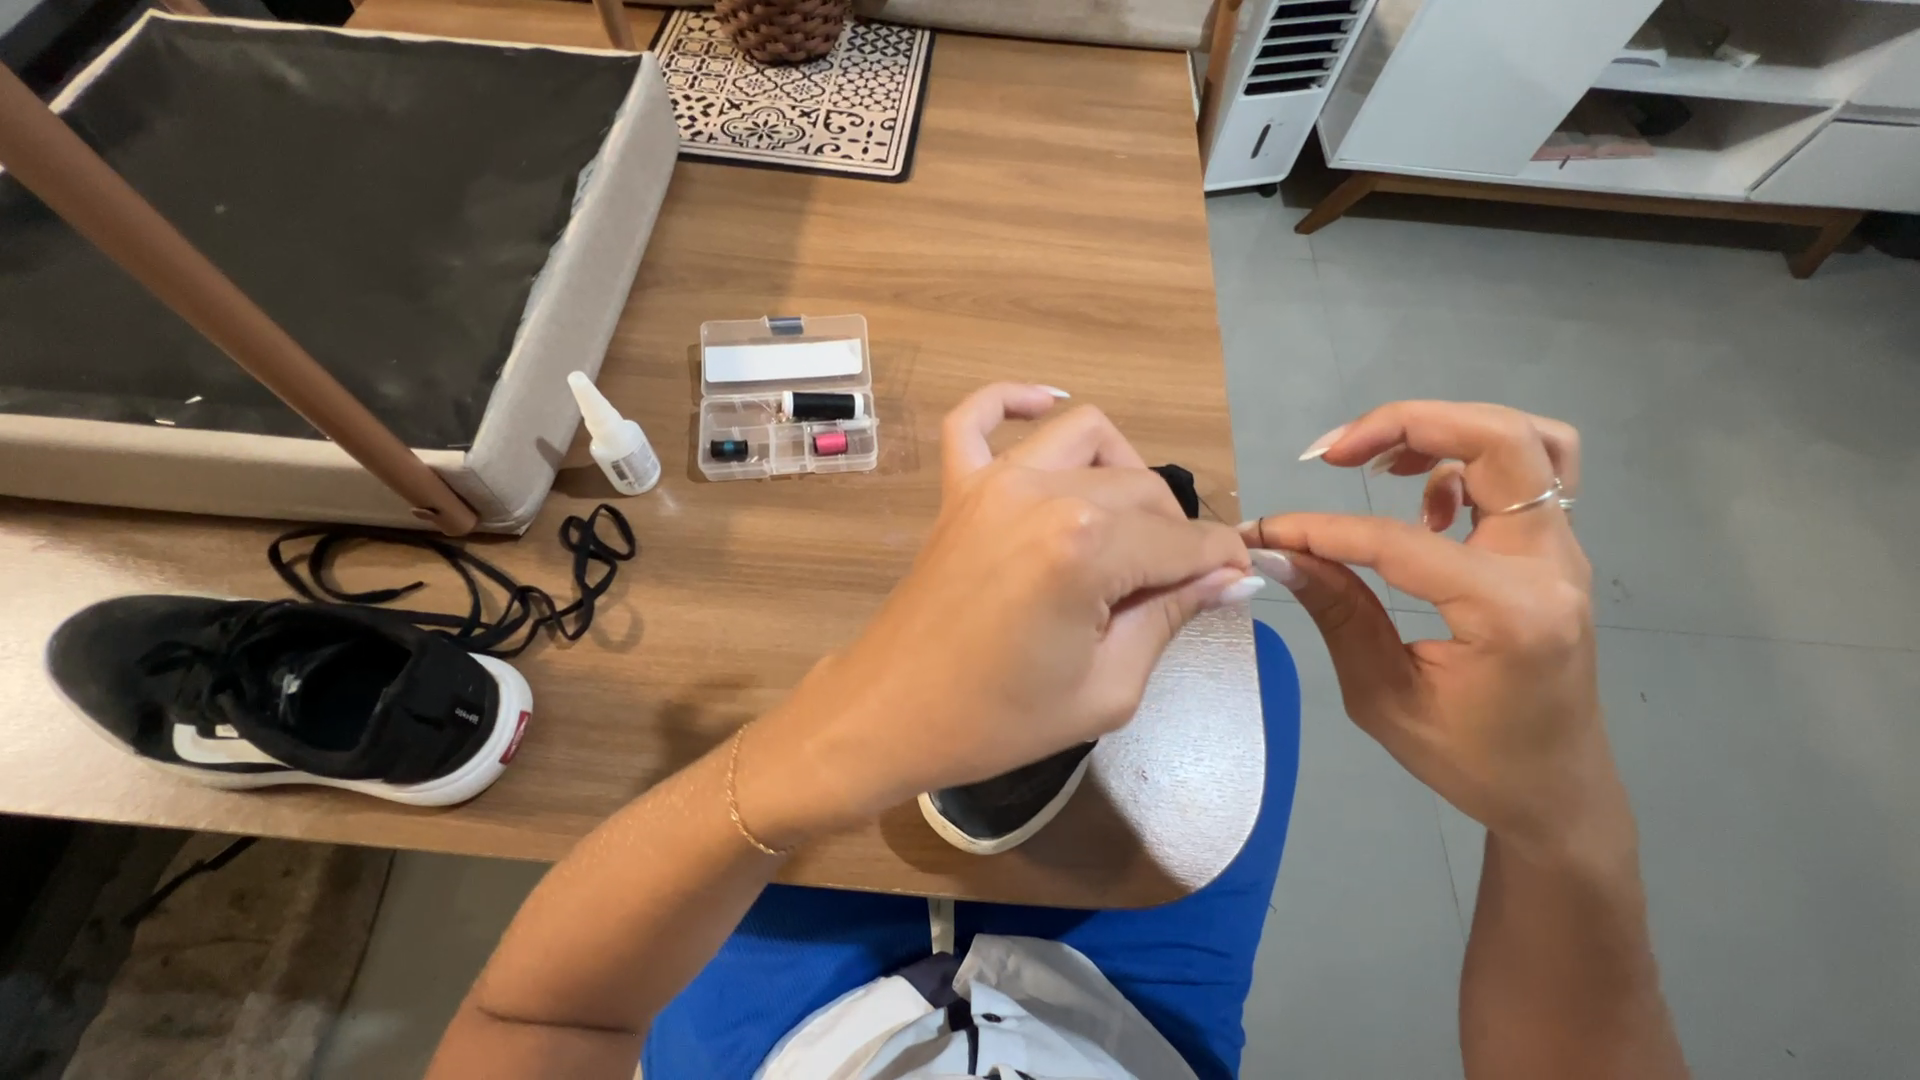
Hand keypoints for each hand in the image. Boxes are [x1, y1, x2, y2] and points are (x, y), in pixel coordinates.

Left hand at [742, 384, 1256, 842]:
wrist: (893, 714)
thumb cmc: (1000, 719)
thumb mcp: (1107, 688)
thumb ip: (1171, 617)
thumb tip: (1230, 577)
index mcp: (1085, 547)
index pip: (1183, 539)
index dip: (1221, 561)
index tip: (1235, 580)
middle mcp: (1043, 492)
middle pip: (1143, 488)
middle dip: (1175, 533)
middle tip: (1171, 585)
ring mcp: (993, 480)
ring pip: (1086, 435)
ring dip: (1124, 470)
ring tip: (1127, 525)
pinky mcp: (956, 486)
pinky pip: (976, 416)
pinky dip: (1013, 400)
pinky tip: (1044, 407)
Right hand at [1245, 401, 1629, 865]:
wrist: (1558, 793)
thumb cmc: (1470, 761)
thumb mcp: (1382, 696)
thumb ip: (1337, 612)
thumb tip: (1279, 554)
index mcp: (1509, 613)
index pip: (1398, 540)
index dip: (1319, 529)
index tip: (1263, 533)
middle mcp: (1549, 566)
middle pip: (1498, 442)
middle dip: (1405, 423)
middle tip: (1331, 452)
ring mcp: (1561, 554)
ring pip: (1529, 441)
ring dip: (1448, 431)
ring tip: (1379, 460)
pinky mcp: (1553, 554)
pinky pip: (1529, 473)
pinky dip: (1470, 462)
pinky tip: (1421, 502)